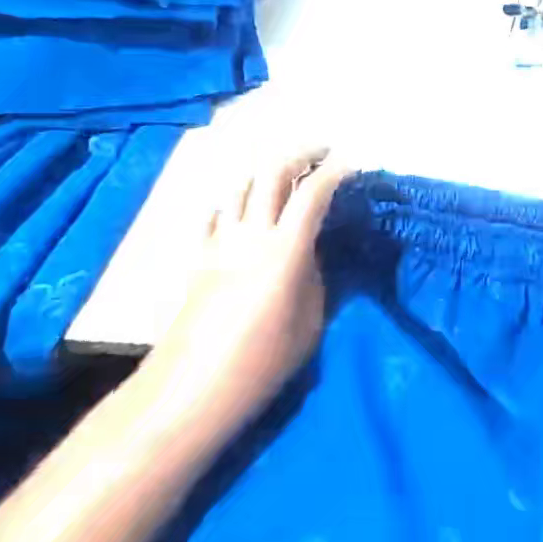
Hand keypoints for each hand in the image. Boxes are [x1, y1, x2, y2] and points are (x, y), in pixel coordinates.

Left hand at [144, 149, 351, 432]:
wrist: (192, 388)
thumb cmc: (261, 364)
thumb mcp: (308, 324)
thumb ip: (316, 278)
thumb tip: (314, 252)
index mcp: (284, 250)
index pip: (312, 194)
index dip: (333, 172)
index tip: (350, 163)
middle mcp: (250, 233)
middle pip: (271, 173)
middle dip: (299, 154)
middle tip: (321, 154)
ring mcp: (220, 241)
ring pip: (240, 185)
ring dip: (265, 171)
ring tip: (284, 173)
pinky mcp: (199, 256)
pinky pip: (216, 213)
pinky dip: (233, 200)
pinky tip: (240, 207)